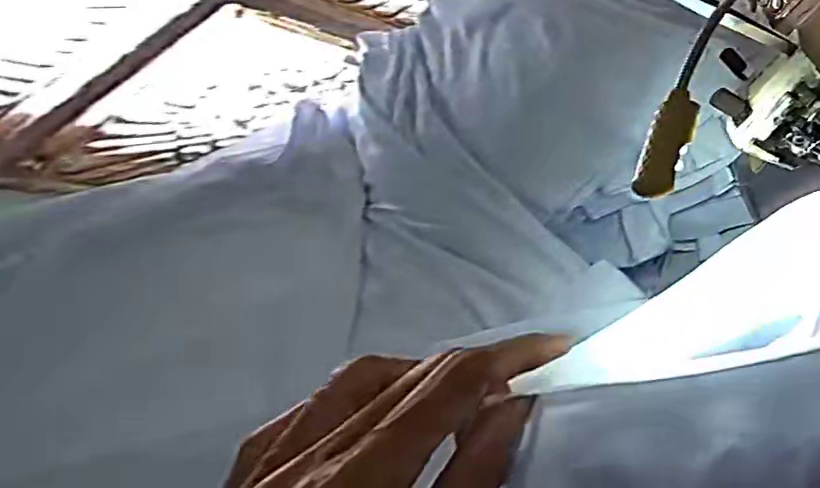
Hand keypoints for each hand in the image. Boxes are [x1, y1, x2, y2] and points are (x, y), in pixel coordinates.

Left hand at [223, 333, 571, 487]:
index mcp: (356, 479)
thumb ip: (472, 477)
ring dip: (421, 372)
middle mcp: (305, 464)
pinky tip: (373, 417)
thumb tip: (515, 403)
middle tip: (522, 376)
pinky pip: (298, 417)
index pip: (455, 380)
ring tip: (451, 395)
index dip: (516, 352)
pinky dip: (354, 400)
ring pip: (359, 380)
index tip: (559, 344)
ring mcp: (261, 475)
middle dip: (481, 364)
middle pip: (416, 373)